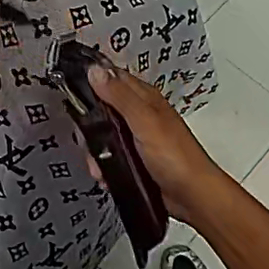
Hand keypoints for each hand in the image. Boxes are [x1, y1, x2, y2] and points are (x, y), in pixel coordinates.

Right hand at [85, 63, 230, 224]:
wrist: (192, 196)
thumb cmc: (178, 158)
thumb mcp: (144, 121)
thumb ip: (119, 96)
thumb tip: (97, 72)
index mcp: (145, 98)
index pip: (113, 77)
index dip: (94, 80)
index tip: (75, 89)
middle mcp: (142, 114)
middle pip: (104, 108)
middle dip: (92, 124)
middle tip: (89, 137)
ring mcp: (139, 137)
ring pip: (105, 134)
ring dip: (98, 149)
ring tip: (100, 161)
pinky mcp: (136, 158)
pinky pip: (112, 155)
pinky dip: (105, 164)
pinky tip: (107, 173)